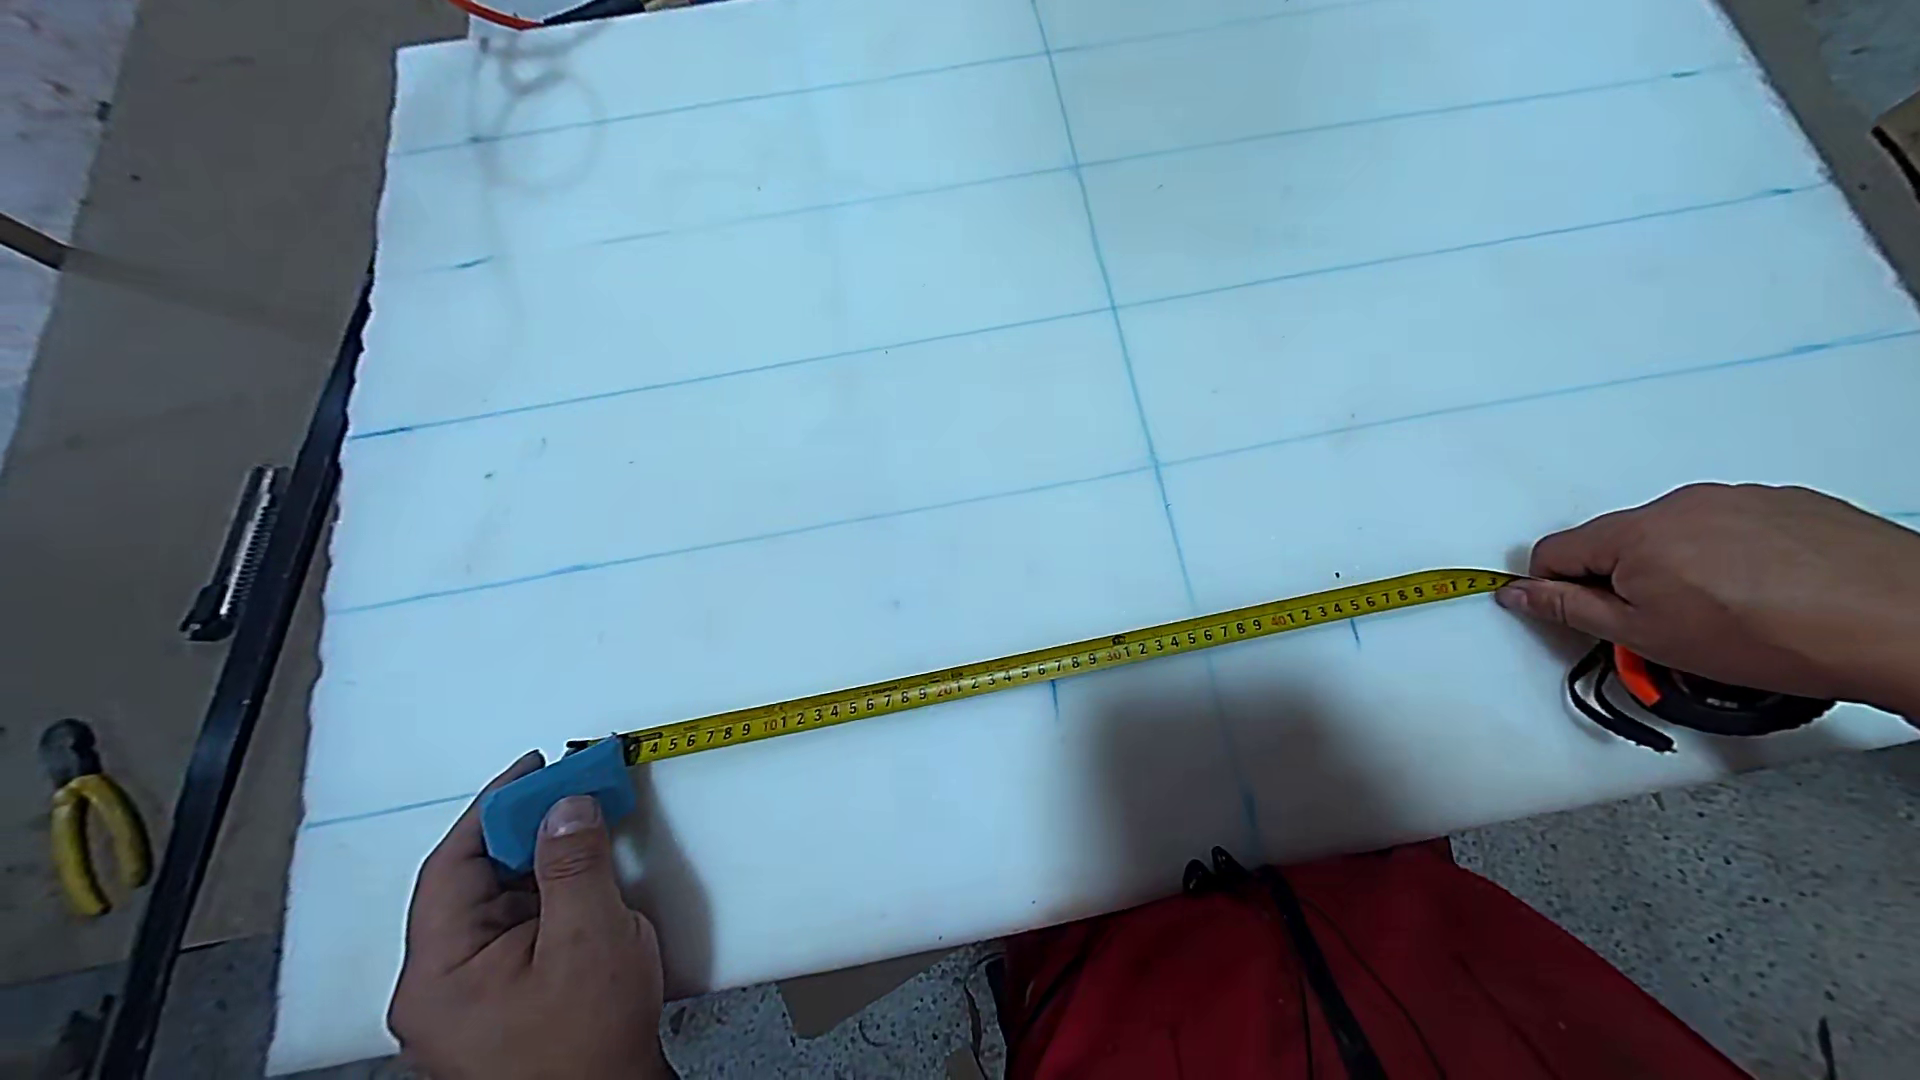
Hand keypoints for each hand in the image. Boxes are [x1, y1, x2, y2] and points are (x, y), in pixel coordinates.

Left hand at [389, 752, 673, 1079]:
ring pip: (505, 893)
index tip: (536, 767)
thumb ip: (575, 865)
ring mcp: (478, 984)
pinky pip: (527, 914)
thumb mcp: (590, 939)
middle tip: (573, 785)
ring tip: (586, 817)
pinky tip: (587, 864)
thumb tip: (566, 805)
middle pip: (478, 877)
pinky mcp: (511, 984)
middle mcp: (446, 978)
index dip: (495, 807)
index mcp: (440, 972)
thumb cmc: (587, 1046)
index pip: (454, 866)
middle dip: (528, 826)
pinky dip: (556, 880)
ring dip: (546, 852)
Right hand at [1496, 483, 1919, 718]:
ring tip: (1724, 606)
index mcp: (1634, 533)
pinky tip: (1763, 588)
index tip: (1585, 611)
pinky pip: (1726, 523)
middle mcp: (1679, 504)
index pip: (1553, 551)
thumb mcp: (1645, 635)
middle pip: (1612, 540)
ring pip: (1669, 532)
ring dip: (1675, 564)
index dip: (1557, 586)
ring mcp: (1737, 497)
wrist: (1912, 627)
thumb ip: (1567, 608)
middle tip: (1662, 619)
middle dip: (1621, 577)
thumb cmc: (1779, 636)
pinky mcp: (1787, 501)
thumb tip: (1519, 592)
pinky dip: (1727, 552)